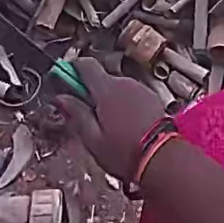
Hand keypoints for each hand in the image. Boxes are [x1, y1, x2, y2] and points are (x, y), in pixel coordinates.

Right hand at [55, 54, 166, 179]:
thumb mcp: (92, 137)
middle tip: (84, 112)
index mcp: (107, 90)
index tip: (65, 78)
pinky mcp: (151, 97)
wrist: (161, 157)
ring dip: (108, 98)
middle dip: (90, 91)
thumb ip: (76, 113)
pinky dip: (123, 103)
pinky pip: (131, 94)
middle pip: (101, 77)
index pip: (86, 65)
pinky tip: (123, 124)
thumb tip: (61, 99)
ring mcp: (140, 89)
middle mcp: (124, 83)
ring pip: (117, 86)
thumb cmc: (125, 152)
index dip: (73, 68)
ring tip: (106, 124)